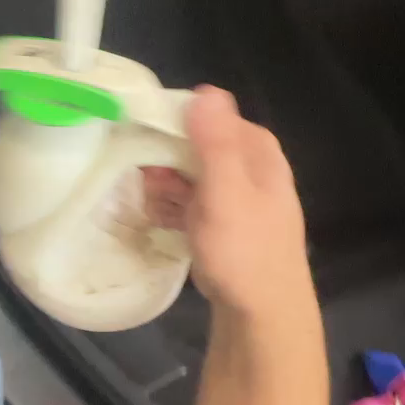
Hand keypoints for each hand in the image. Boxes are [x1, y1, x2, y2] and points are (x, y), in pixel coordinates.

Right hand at [141, 86, 313, 324]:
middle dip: (165, 160)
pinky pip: (187, 200)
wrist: (260, 312)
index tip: (144, 137)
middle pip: (195, 145)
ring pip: (187, 174)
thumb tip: (205, 92)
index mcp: (257, 153)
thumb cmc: (243, 250)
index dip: (176, 123)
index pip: (211, 117)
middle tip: (149, 182)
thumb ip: (214, 143)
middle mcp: (249, 169)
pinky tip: (161, 222)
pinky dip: (171, 207)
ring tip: (155, 206)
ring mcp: (235, 197)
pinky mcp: (221, 221)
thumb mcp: (226, 192)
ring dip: (164, 186)